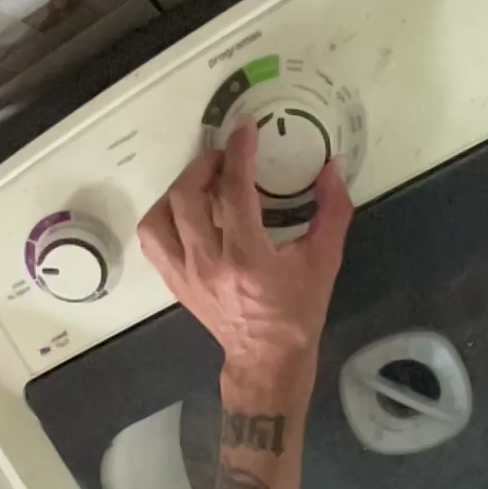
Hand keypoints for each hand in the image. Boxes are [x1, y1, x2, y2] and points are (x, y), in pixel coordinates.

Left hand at [138, 124, 352, 389]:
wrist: (267, 358)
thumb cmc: (298, 312)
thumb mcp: (324, 260)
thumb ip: (332, 210)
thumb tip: (332, 166)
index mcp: (246, 258)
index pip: (234, 191)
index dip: (239, 153)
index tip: (245, 130)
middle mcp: (208, 265)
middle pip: (186, 198)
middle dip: (203, 166)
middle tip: (225, 159)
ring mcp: (186, 275)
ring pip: (159, 218)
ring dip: (177, 191)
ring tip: (202, 185)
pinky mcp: (175, 283)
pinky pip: (154, 241)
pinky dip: (165, 217)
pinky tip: (188, 212)